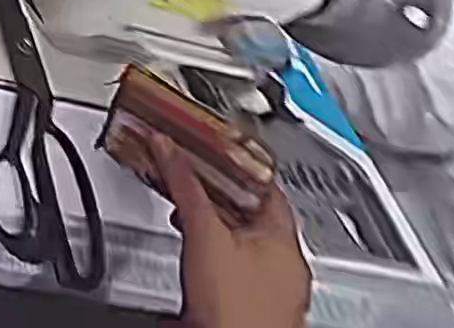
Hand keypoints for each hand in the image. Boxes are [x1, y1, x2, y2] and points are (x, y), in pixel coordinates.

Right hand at [149, 132, 311, 327]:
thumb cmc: (233, 308)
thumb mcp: (202, 231)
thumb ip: (184, 184)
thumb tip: (168, 147)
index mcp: (284, 243)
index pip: (267, 186)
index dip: (238, 163)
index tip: (214, 147)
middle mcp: (285, 265)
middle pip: (252, 209)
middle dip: (219, 186)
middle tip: (194, 168)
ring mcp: (270, 287)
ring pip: (242, 234)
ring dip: (213, 213)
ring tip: (187, 200)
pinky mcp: (250, 302)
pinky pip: (234, 257)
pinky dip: (212, 240)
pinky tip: (192, 239)